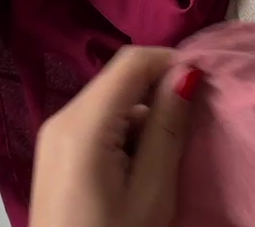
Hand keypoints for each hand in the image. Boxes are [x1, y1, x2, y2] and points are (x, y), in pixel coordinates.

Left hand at [30, 46, 200, 226]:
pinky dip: (124, 131)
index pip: (133, 60)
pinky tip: (136, 169)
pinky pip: (98, 120)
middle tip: (186, 129)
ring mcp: (54, 135)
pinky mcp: (55, 152)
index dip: (171, 62)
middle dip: (157, 93)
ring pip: (112, 99)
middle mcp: (62, 117)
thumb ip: (168, 126)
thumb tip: (187, 71)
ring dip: (142, 115)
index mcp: (82, 123)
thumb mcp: (151, 192)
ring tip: (161, 159)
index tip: (200, 89)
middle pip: (121, 79)